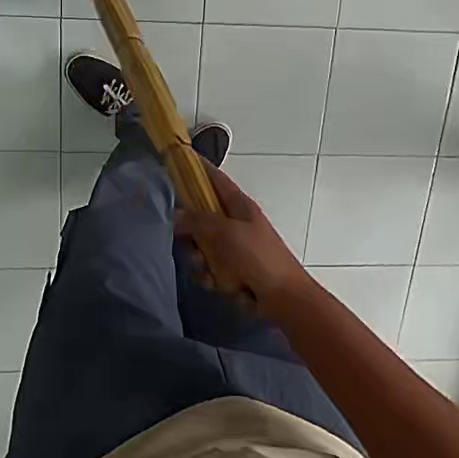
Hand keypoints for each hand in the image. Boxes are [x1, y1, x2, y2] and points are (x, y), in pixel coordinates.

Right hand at [173, 160, 311, 311]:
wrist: (283, 298)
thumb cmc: (258, 258)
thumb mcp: (226, 233)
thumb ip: (198, 221)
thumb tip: (175, 214)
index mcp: (238, 205)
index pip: (214, 178)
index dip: (197, 168)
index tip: (177, 159)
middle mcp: (234, 222)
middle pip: (199, 216)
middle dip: (191, 232)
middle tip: (188, 242)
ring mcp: (233, 246)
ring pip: (200, 245)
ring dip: (199, 259)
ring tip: (209, 269)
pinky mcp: (231, 269)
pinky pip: (208, 267)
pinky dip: (210, 276)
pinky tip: (218, 284)